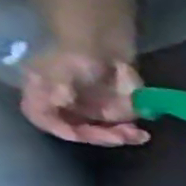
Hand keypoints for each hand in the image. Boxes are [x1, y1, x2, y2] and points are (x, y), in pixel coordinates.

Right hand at [21, 50, 147, 146]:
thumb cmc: (76, 55)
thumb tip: (61, 101)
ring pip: (102, 134)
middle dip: (100, 136)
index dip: (60, 129)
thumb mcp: (62, 66)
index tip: (79, 135)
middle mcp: (65, 109)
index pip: (43, 119)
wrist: (104, 48)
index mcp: (42, 97)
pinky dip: (131, 135)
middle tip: (121, 137)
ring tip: (139, 135)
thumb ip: (59, 84)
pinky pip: (121, 131)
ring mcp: (90, 114)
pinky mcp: (112, 115)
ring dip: (120, 137)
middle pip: (78, 131)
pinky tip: (142, 134)